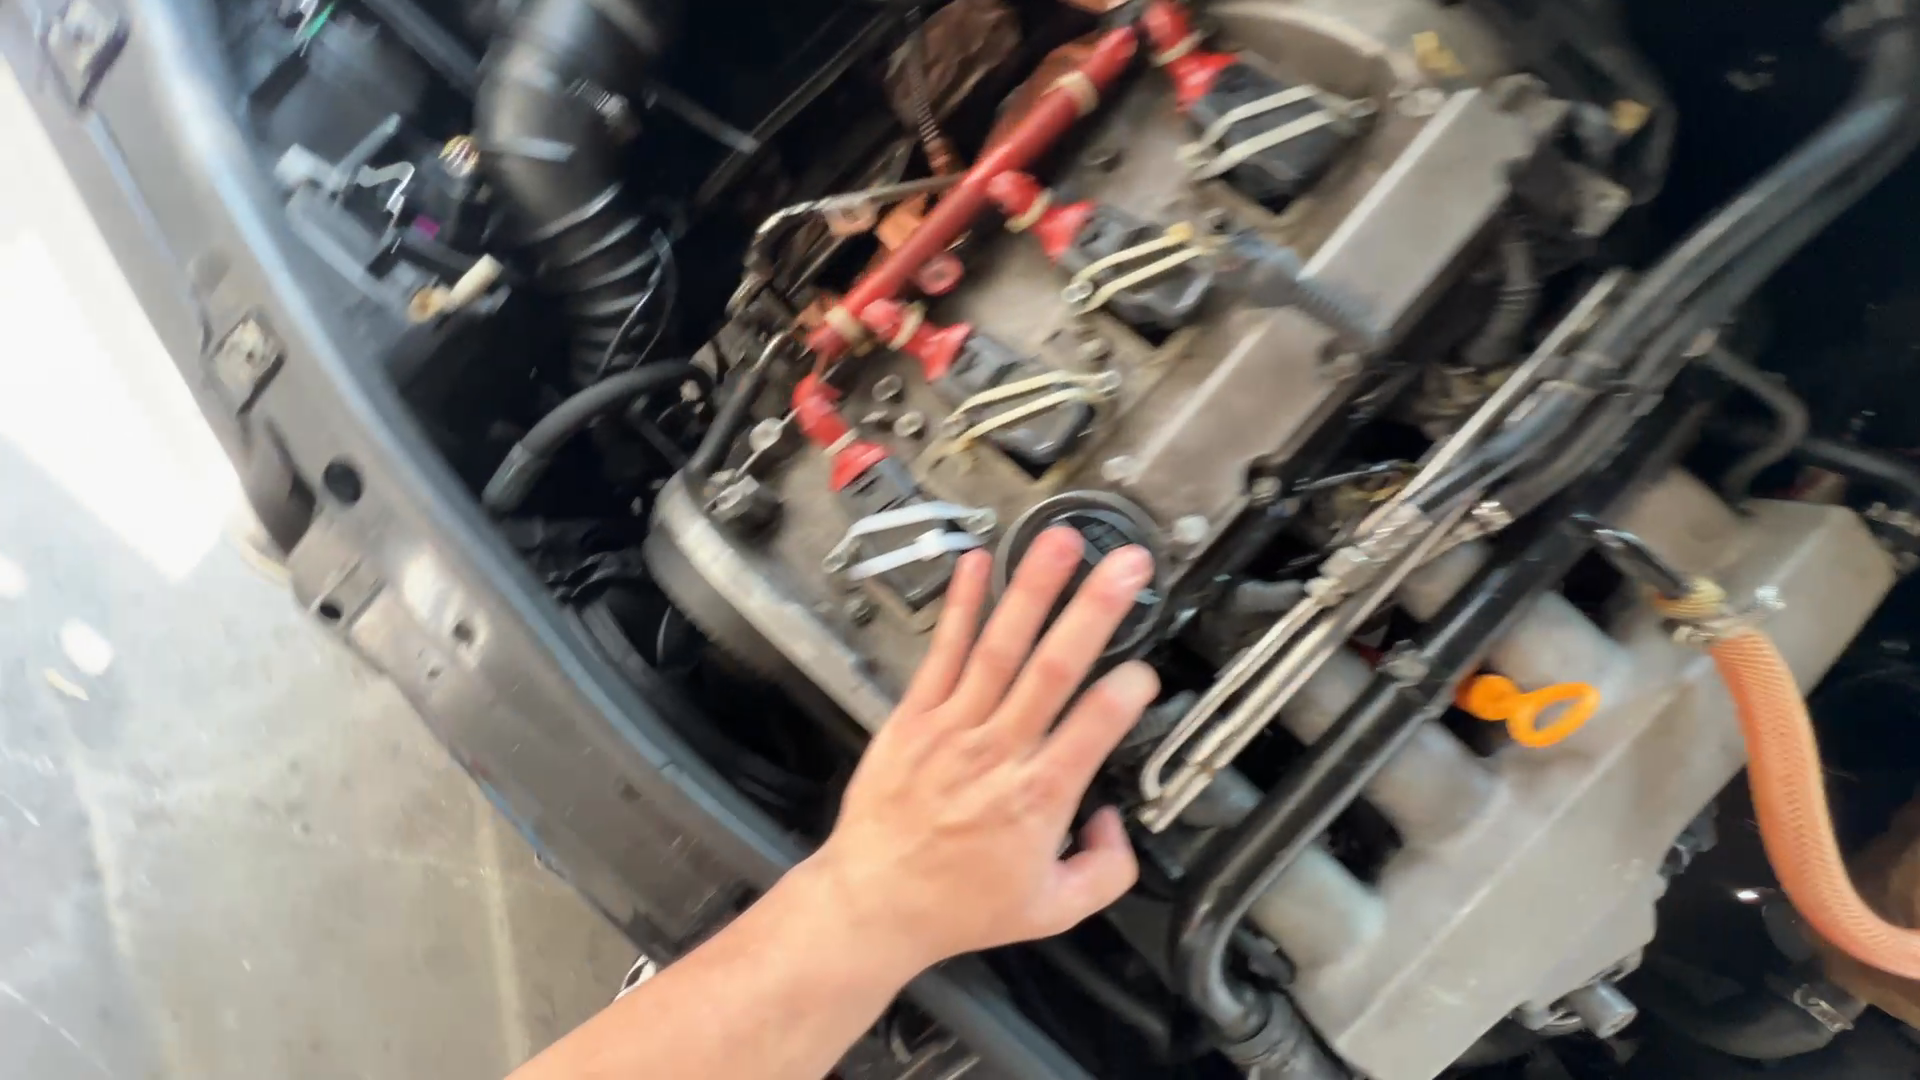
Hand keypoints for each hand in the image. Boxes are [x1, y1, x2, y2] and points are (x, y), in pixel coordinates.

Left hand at [795, 528, 1159, 976]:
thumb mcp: (1052, 910)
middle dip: (1095, 610)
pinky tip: (976, 565)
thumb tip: (1114, 822)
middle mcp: (998, 750)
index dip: (1127, 691)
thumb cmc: (957, 903)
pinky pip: (943, 652)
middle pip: (1055, 668)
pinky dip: (961, 606)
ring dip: (1033, 591)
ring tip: (1059, 545)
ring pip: (1001, 646)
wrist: (874, 899)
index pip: (1095, 726)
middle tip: (1124, 566)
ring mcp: (954, 726)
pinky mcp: (916, 714)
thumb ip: (1106, 870)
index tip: (1144, 670)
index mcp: (1038, 797)